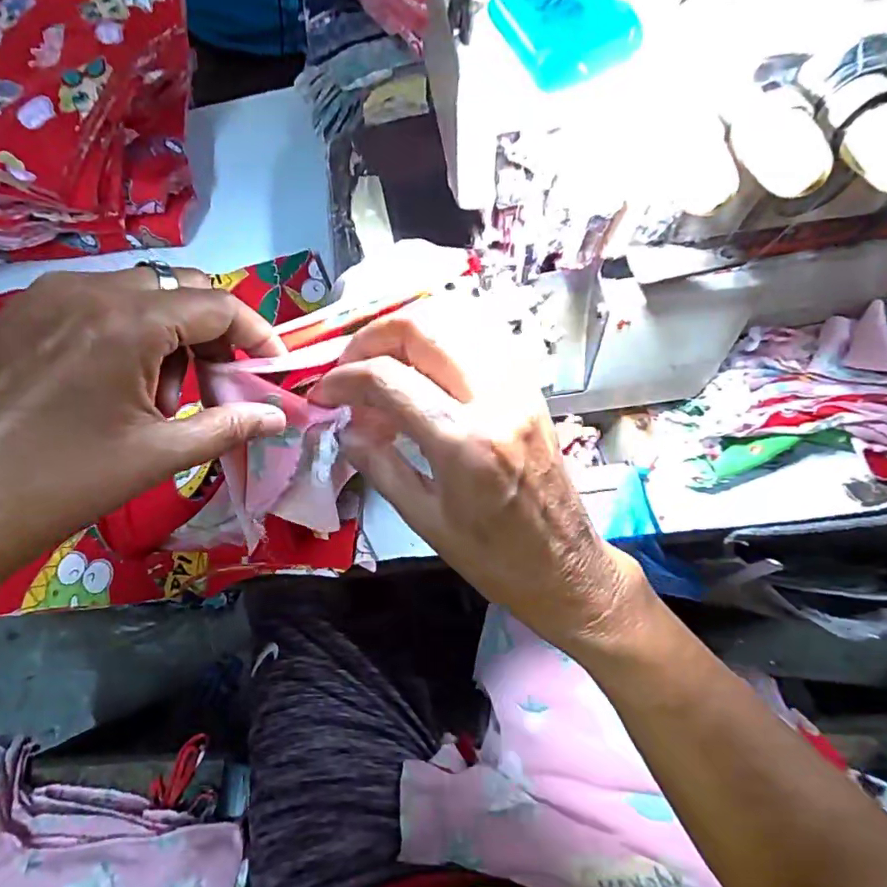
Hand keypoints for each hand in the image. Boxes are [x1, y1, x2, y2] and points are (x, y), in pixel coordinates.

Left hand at [0, 267, 286, 631]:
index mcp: (128, 319)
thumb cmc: (59, 485)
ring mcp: (37, 297)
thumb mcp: (154, 458)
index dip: (255, 335)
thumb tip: (278, 415)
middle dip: (204, 338)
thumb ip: (226, 426)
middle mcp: (84, 288)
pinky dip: (110, 337)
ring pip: (125, 296)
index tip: (270, 370)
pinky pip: (78, 308)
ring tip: (143, 402)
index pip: (217, 304)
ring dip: (157, 338)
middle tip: (201, 395)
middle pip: (173, 291)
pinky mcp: (5, 317)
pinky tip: (92, 393)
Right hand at [311, 301, 646, 649]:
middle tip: (348, 369)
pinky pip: (480, 337)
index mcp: (464, 443)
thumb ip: (378, 464)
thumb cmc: (491, 558)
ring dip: (406, 333)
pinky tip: (421, 370)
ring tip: (381, 366)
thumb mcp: (423, 519)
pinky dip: (441, 340)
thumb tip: (344, 428)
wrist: (564, 568)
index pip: (389, 379)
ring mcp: (519, 388)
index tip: (322, 395)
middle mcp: (496, 400)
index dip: (343, 379)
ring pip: (457, 318)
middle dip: (372, 338)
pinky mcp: (530, 388)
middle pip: (423, 327)